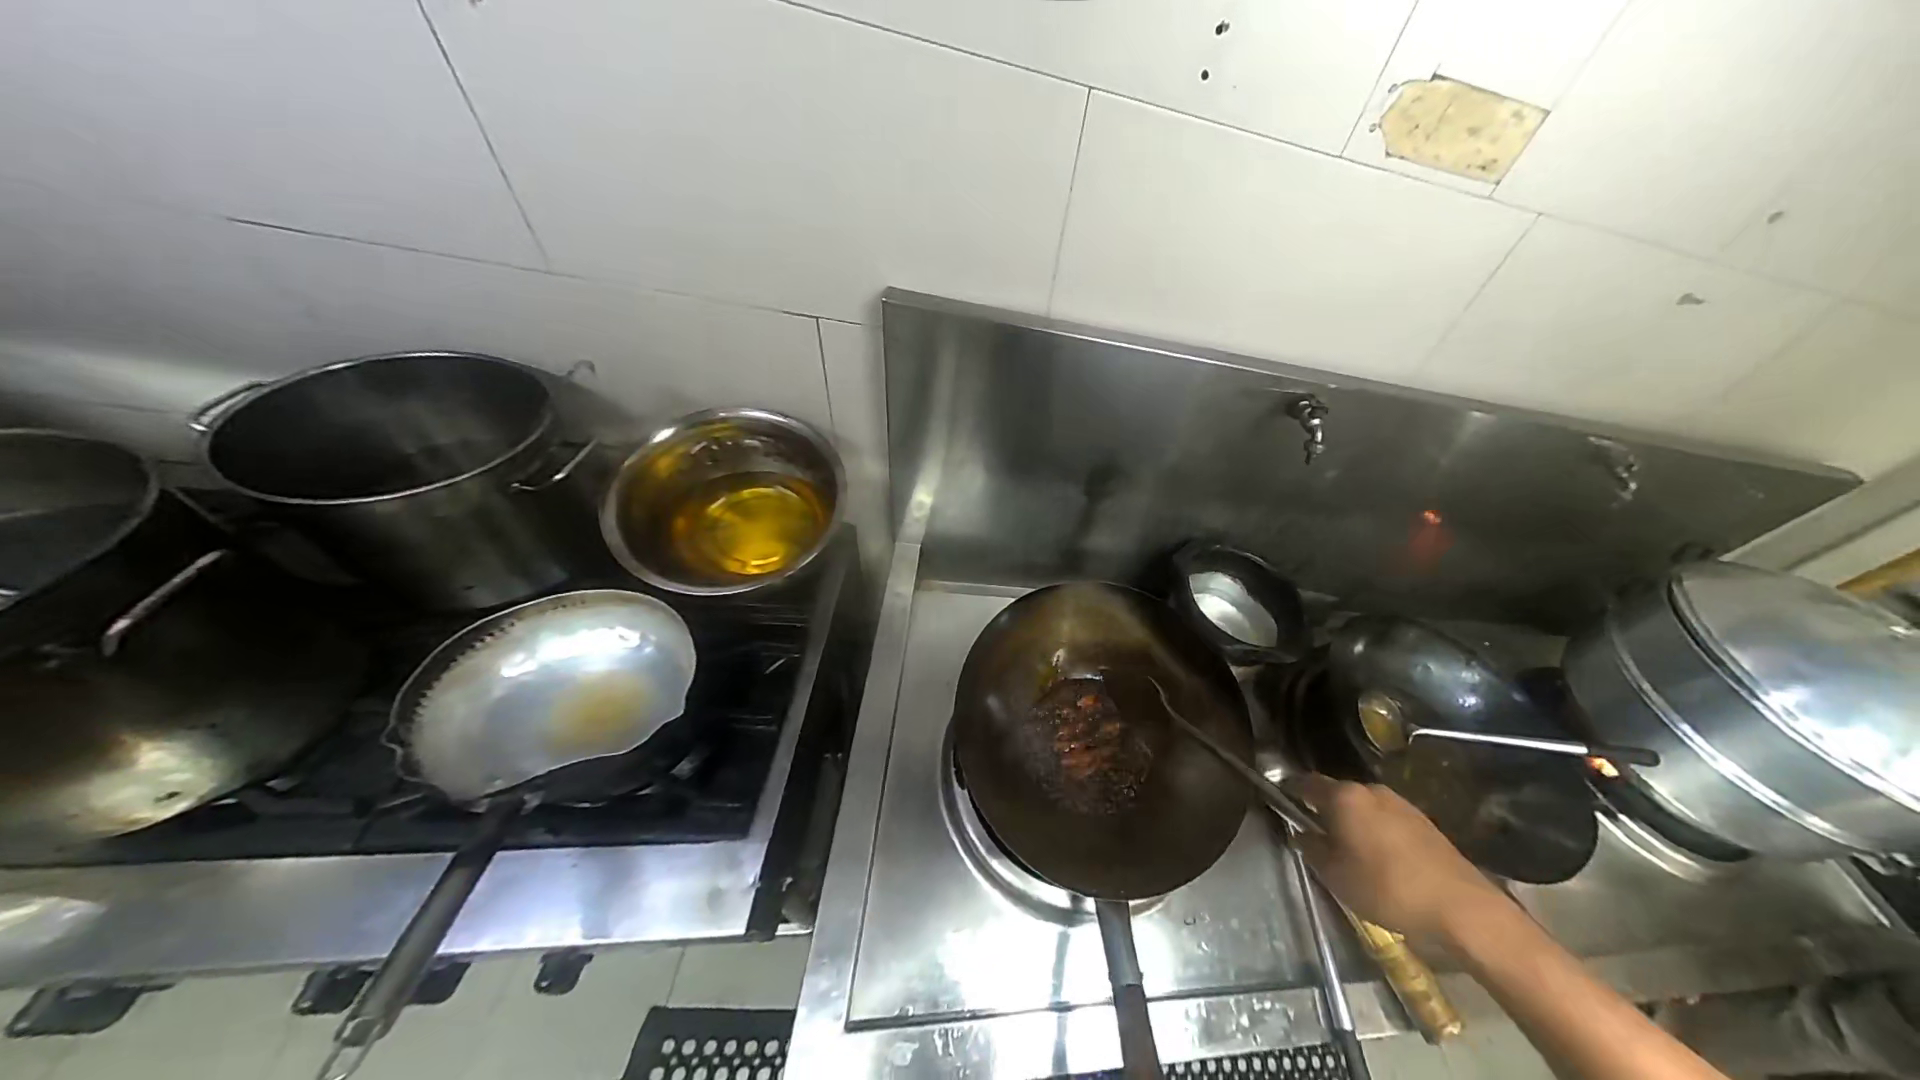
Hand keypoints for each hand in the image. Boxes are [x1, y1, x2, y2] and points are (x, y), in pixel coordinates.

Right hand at [1285, 773, 1510, 949]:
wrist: (1464, 910)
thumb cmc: (1387, 888)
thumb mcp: (1335, 874)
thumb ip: (1311, 848)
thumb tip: (1303, 834)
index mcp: (1344, 796)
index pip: (1304, 782)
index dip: (1290, 792)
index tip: (1283, 807)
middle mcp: (1371, 790)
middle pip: (1336, 793)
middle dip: (1324, 811)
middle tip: (1317, 838)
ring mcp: (1401, 805)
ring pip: (1364, 808)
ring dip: (1353, 823)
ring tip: (1350, 854)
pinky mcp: (1425, 823)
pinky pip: (1386, 821)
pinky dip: (1376, 833)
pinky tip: (1381, 862)